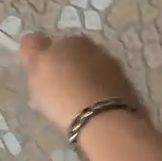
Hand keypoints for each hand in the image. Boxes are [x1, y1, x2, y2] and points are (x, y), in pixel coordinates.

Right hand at [18, 33, 139, 131]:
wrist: (106, 121)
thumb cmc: (63, 92)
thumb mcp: (36, 70)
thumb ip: (31, 50)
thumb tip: (32, 39)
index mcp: (72, 39)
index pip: (53, 44)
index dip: (45, 61)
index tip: (40, 78)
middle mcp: (97, 49)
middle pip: (75, 58)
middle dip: (67, 71)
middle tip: (56, 93)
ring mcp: (116, 71)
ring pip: (92, 74)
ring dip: (84, 84)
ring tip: (75, 106)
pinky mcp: (129, 92)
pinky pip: (105, 91)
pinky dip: (98, 98)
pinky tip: (91, 112)